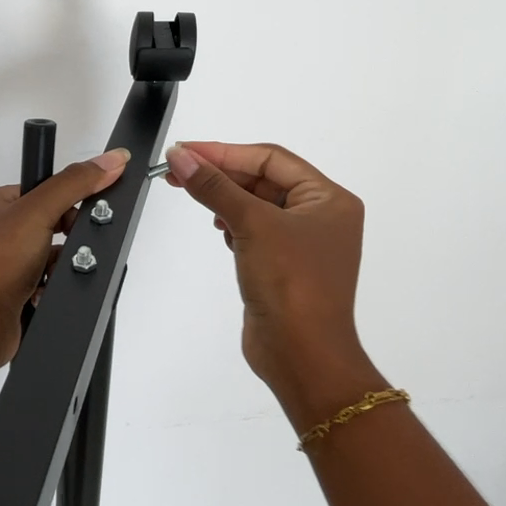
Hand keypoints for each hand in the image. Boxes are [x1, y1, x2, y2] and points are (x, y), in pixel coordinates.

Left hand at [0, 149, 131, 391]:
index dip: (72, 201)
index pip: (51, 189)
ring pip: (59, 258)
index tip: (86, 214)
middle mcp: (4, 230)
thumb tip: (114, 158)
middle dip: (70, 241)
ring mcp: (11, 263)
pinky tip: (44, 294)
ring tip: (49, 277)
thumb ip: (75, 184)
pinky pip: (53, 284)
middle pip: (59, 225)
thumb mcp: (37, 212)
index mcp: (1, 202)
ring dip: (62, 268)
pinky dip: (54, 289)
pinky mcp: (20, 292)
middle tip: (66, 251)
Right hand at [163, 142, 381, 419]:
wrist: (302, 354)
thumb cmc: (291, 284)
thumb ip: (214, 187)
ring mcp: (302, 243)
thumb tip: (181, 157)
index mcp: (329, 199)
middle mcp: (320, 216)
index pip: (270, 159)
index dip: (224, 152)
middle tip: (176, 170)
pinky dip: (232, 223)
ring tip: (191, 193)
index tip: (183, 152)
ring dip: (224, 198)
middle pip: (263, 179)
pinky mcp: (283, 266)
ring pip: (256, 204)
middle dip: (220, 174)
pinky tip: (217, 228)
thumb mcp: (252, 225)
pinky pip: (254, 230)